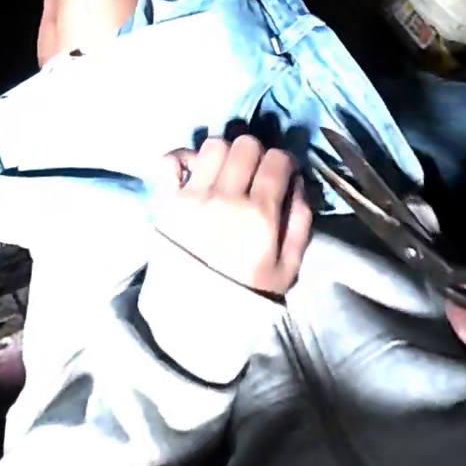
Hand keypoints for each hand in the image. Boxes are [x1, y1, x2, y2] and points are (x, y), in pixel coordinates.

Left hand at [152, 135, 313, 295]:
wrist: (195, 320)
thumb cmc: (247, 293)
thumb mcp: (289, 268)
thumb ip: (300, 221)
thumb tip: (298, 181)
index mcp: (259, 215)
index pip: (277, 159)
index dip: (284, 161)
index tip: (281, 172)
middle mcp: (225, 198)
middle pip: (246, 144)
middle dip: (256, 153)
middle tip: (253, 172)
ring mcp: (192, 197)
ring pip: (213, 145)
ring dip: (224, 154)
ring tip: (224, 173)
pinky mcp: (165, 201)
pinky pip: (170, 159)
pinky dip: (183, 158)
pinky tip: (194, 172)